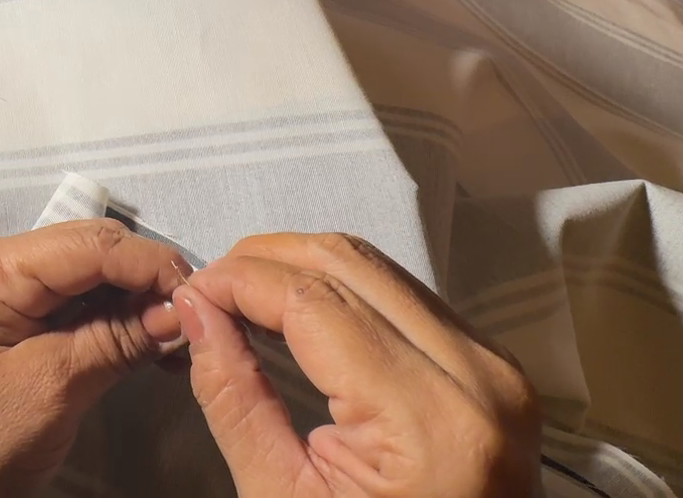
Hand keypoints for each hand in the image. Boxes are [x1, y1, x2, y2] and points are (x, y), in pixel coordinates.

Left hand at [0, 218, 190, 497]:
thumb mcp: (49, 387)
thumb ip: (115, 340)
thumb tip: (181, 312)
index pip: (91, 244)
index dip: (149, 265)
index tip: (200, 299)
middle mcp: (11, 260)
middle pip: (98, 251)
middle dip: (151, 280)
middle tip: (198, 321)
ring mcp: (21, 286)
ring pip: (100, 274)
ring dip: (144, 300)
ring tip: (184, 337)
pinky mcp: (33, 315)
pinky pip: (90, 302)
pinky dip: (126, 319)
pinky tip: (157, 343)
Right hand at [174, 233, 538, 497]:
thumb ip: (233, 397)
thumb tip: (193, 306)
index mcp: (429, 424)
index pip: (313, 301)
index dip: (241, 280)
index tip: (191, 290)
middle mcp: (474, 374)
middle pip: (343, 262)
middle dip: (262, 259)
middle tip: (211, 287)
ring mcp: (491, 362)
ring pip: (369, 262)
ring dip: (296, 262)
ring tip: (243, 293)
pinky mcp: (489, 358)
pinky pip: (395, 286)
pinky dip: (334, 280)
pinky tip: (294, 305)